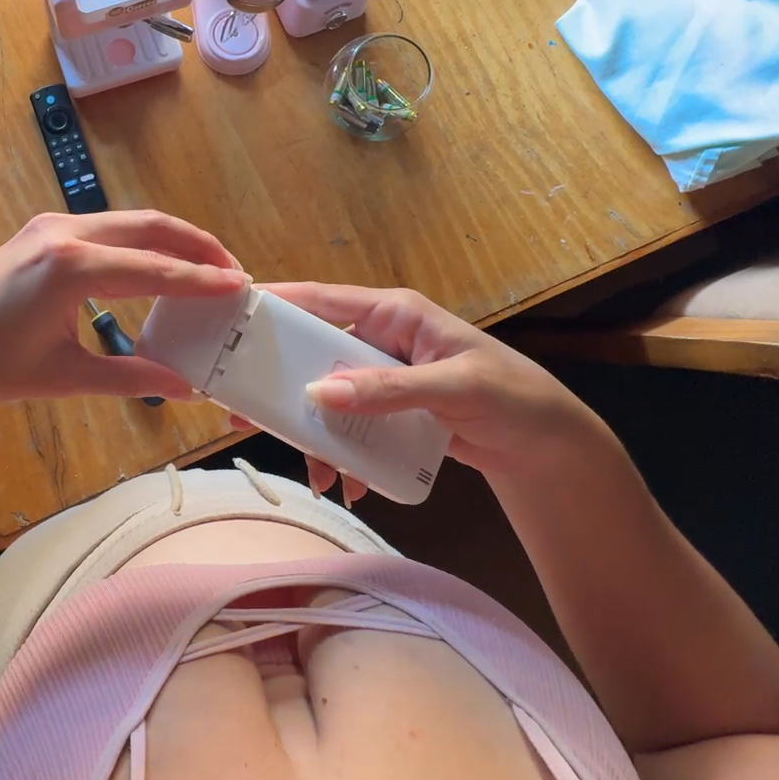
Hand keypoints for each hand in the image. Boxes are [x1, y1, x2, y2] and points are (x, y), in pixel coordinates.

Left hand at [0, 212, 249, 447]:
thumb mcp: (65, 377)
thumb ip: (132, 377)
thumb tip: (188, 386)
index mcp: (70, 266)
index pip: (155, 269)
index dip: (201, 281)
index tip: (241, 287)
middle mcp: (63, 232)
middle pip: (149, 226)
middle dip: (195, 245)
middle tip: (231, 270)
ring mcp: (48, 227)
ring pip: (126, 222)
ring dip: (167, 240)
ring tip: (203, 268)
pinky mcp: (39, 234)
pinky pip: (103, 229)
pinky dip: (137, 243)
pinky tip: (153, 266)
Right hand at [260, 282, 619, 501]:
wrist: (545, 447)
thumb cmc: (512, 397)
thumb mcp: (453, 387)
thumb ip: (388, 389)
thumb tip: (319, 394)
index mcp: (393, 314)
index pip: (322, 298)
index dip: (276, 303)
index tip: (233, 313)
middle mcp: (379, 339)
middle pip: (313, 354)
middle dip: (284, 387)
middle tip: (244, 411)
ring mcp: (381, 377)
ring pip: (327, 397)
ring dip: (315, 434)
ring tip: (315, 472)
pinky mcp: (386, 411)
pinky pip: (348, 426)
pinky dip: (342, 454)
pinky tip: (349, 481)